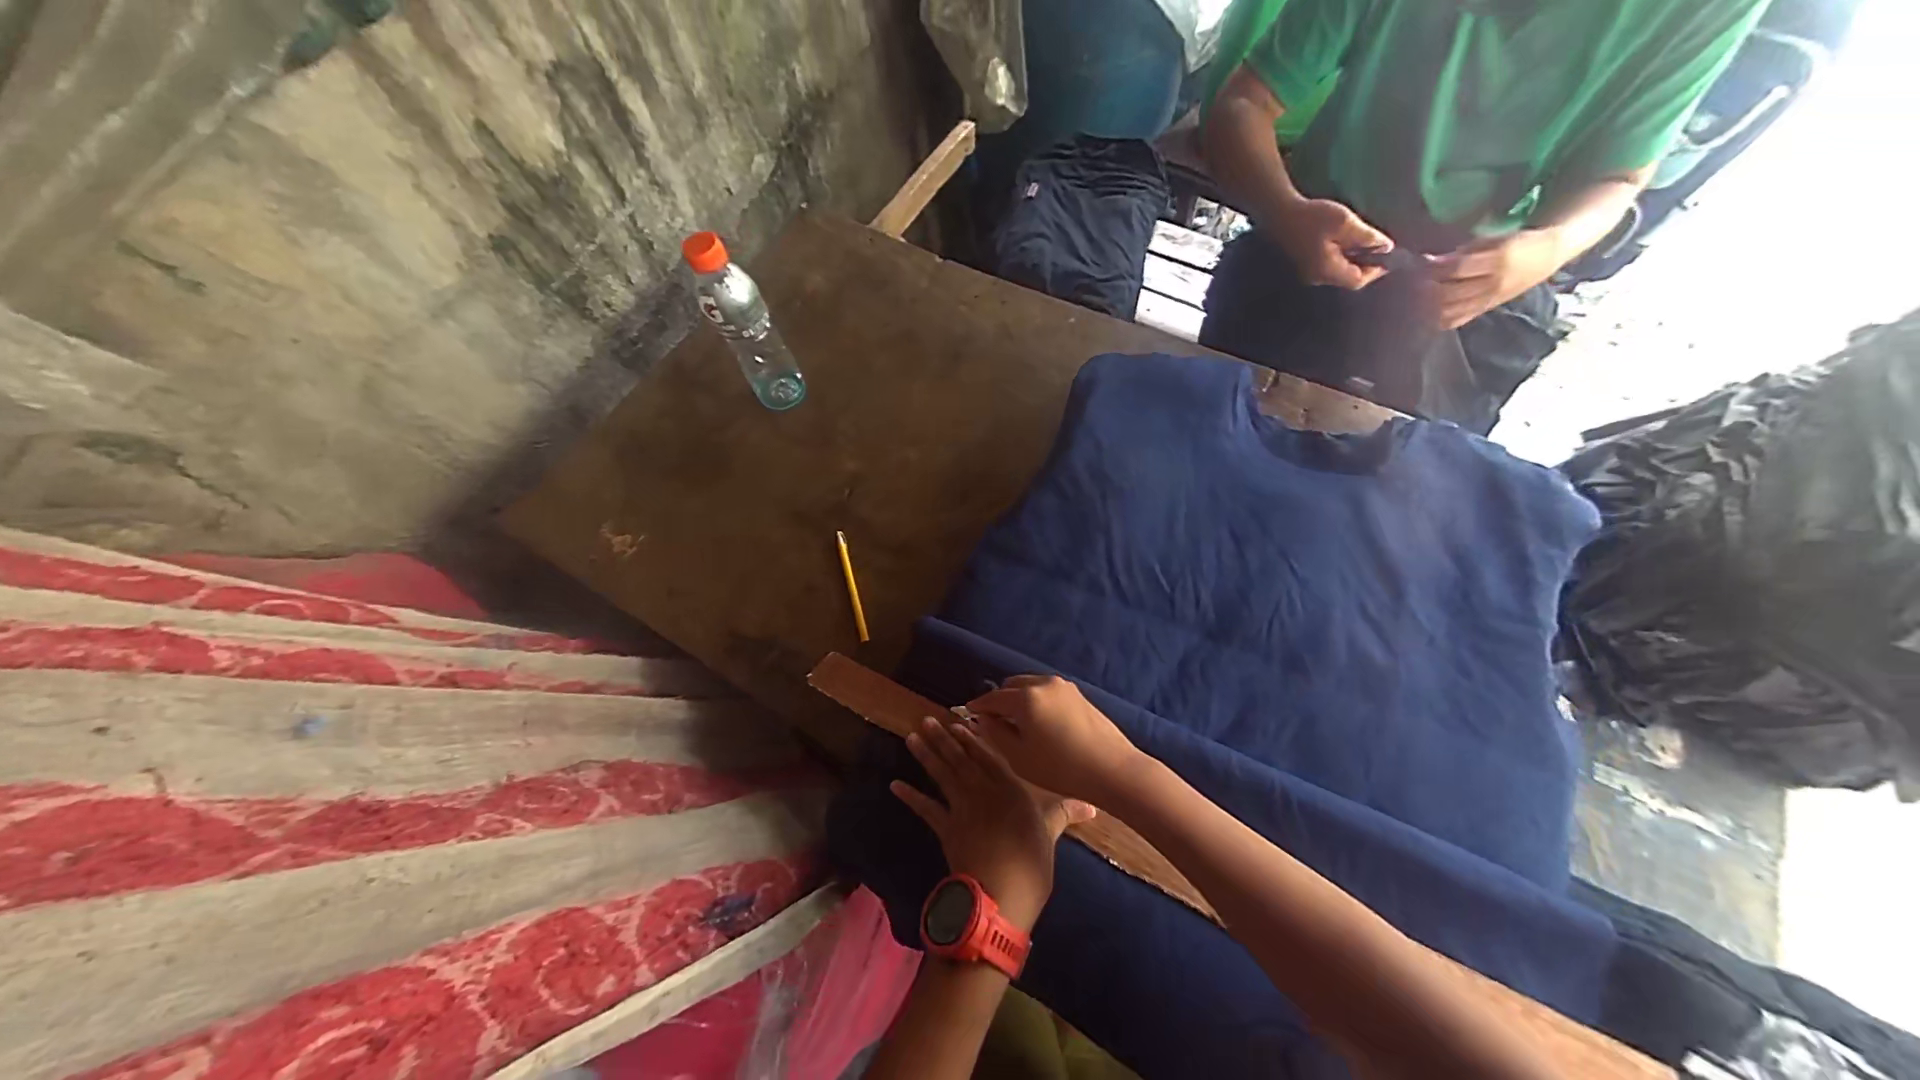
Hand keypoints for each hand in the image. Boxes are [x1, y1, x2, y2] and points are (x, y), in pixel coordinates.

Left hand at [892, 716, 1093, 931]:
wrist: (999, 895)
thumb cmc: (1031, 863)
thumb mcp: (1050, 835)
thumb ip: (1062, 814)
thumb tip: (1091, 806)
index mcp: (1009, 788)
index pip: (989, 756)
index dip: (972, 738)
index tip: (956, 721)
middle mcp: (982, 792)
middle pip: (960, 760)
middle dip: (943, 739)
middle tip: (925, 720)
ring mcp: (961, 809)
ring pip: (942, 776)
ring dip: (926, 756)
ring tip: (911, 737)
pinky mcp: (946, 829)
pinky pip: (926, 809)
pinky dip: (910, 797)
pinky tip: (896, 784)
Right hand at [963, 676, 1147, 805]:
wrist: (1112, 770)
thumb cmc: (1060, 768)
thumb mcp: (1018, 757)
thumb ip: (995, 733)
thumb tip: (983, 719)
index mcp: (1025, 697)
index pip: (992, 698)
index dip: (977, 706)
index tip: (967, 714)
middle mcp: (1043, 683)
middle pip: (1011, 686)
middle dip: (1000, 700)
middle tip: (995, 722)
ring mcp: (1064, 686)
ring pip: (1031, 686)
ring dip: (1020, 699)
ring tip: (1019, 724)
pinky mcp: (1079, 695)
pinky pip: (1047, 692)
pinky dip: (1037, 701)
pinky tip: (1042, 724)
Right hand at [1269, 197, 1394, 289]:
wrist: (1279, 212)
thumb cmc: (1311, 218)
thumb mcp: (1344, 223)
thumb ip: (1367, 237)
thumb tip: (1387, 247)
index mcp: (1327, 271)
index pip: (1357, 280)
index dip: (1377, 270)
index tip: (1391, 255)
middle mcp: (1318, 277)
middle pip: (1348, 278)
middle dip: (1366, 264)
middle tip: (1380, 246)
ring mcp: (1310, 271)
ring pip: (1339, 271)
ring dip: (1355, 259)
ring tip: (1365, 242)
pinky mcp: (1306, 263)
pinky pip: (1330, 265)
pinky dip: (1343, 256)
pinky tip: (1346, 242)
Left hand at [1425, 229, 1567, 329]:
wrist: (1549, 256)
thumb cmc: (1518, 244)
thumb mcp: (1494, 240)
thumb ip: (1463, 252)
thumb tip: (1430, 261)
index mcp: (1498, 261)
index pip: (1458, 268)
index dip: (1435, 268)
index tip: (1420, 264)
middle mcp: (1493, 284)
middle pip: (1450, 292)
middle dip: (1427, 288)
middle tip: (1414, 282)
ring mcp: (1489, 300)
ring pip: (1450, 310)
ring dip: (1428, 305)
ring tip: (1417, 297)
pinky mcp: (1486, 310)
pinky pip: (1457, 320)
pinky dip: (1438, 319)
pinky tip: (1427, 313)